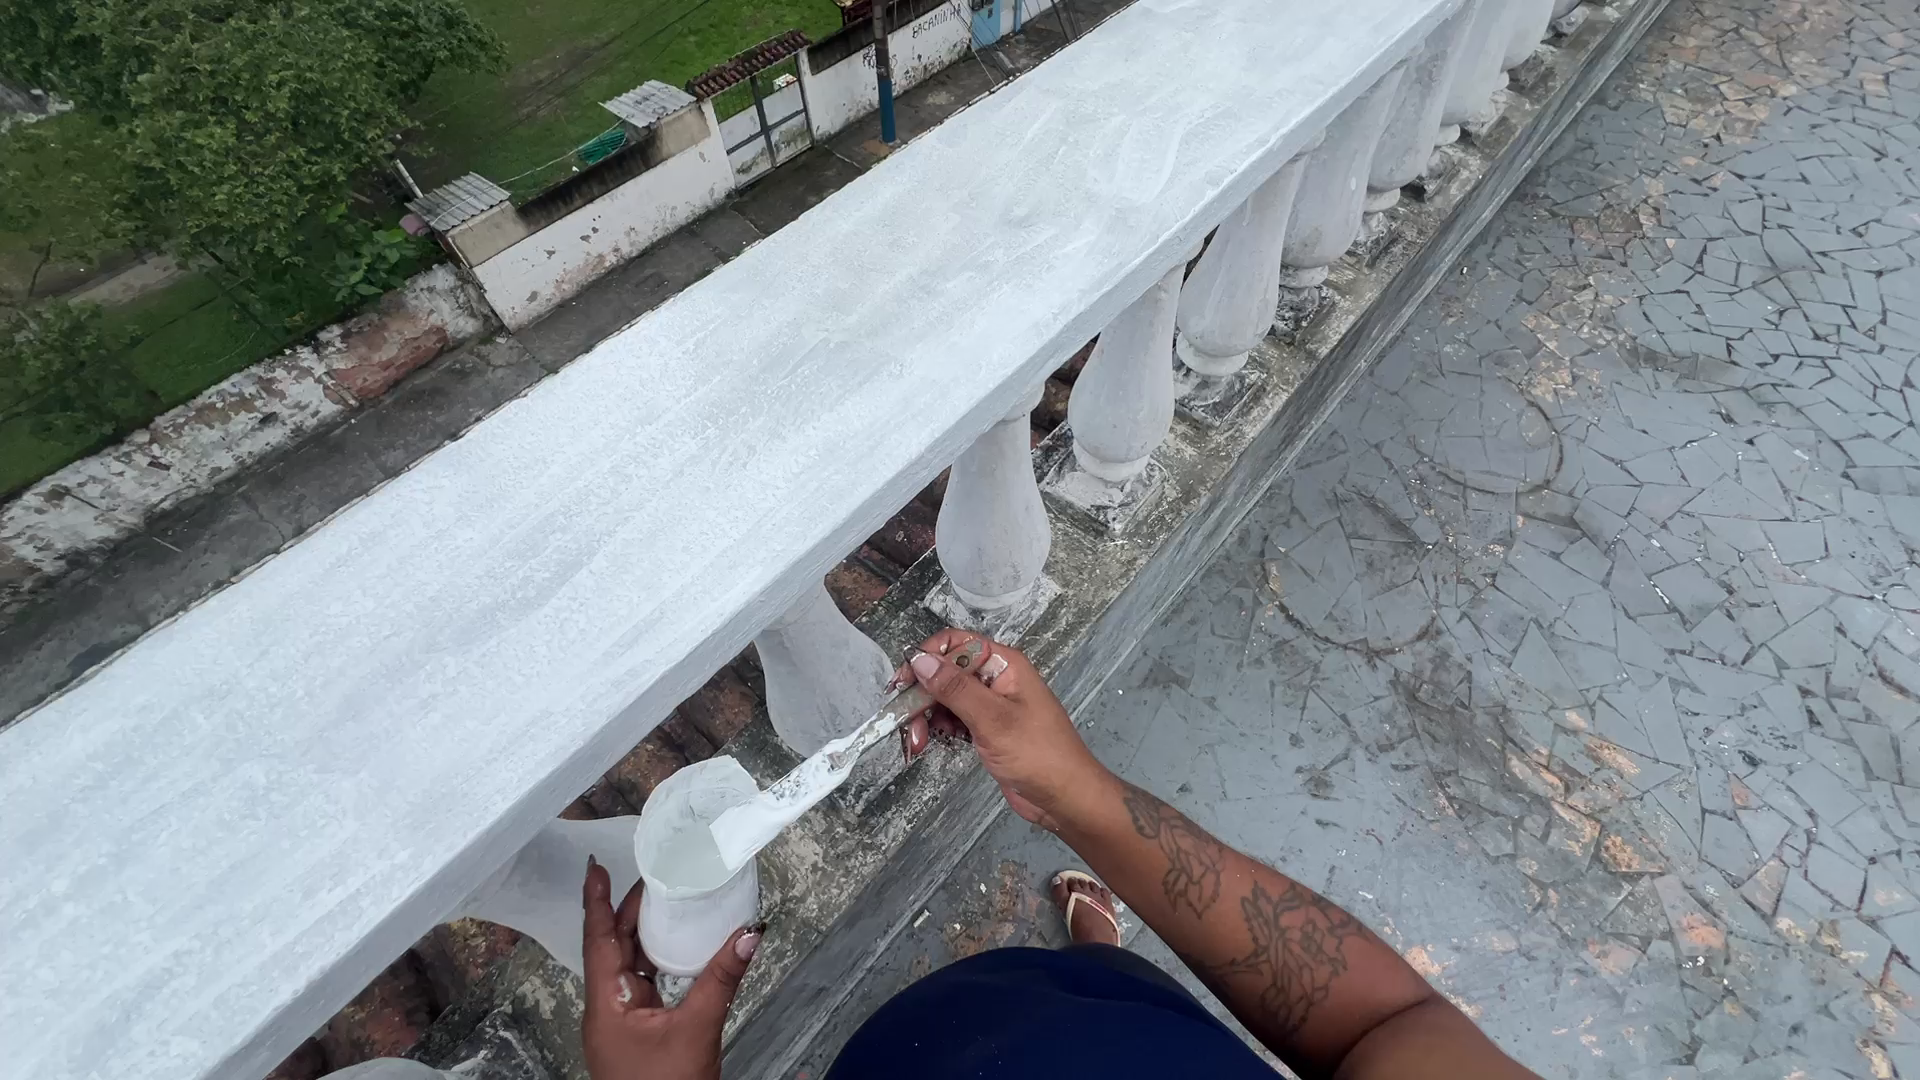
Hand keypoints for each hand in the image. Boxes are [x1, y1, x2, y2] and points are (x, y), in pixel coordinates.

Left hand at [580, 858, 759, 1079]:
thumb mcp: (697, 1029)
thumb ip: (722, 977)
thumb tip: (752, 929)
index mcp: (606, 1005)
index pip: (599, 941)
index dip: (597, 902)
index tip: (596, 866)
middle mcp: (609, 1006)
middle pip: (615, 945)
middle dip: (631, 906)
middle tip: (657, 870)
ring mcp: (625, 1018)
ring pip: (632, 961)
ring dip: (648, 928)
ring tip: (671, 893)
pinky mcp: (643, 1027)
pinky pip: (648, 977)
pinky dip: (663, 952)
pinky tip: (683, 937)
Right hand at [896, 629, 1108, 830]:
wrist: (1065, 798)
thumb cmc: (1038, 754)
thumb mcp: (992, 719)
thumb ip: (955, 689)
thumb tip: (919, 660)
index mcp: (1003, 664)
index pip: (955, 644)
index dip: (925, 659)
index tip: (902, 684)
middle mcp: (996, 678)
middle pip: (946, 672)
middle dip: (922, 696)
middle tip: (903, 723)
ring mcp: (991, 704)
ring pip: (946, 698)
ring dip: (926, 716)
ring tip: (917, 742)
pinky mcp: (987, 728)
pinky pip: (954, 718)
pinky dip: (939, 729)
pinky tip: (932, 743)